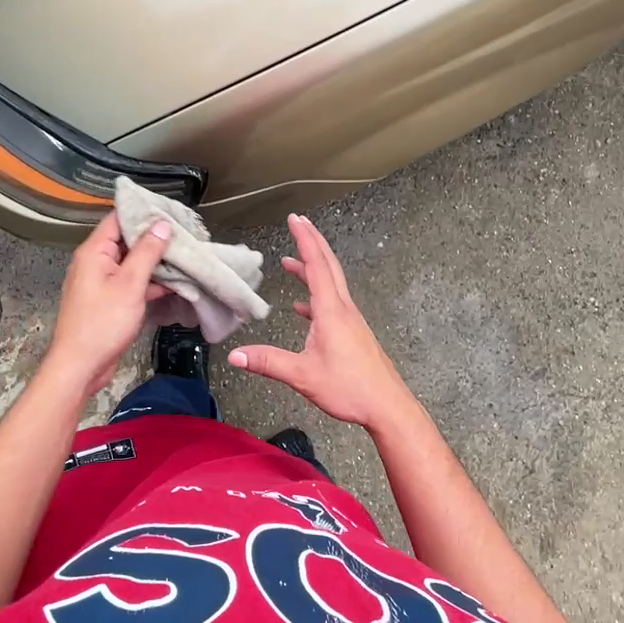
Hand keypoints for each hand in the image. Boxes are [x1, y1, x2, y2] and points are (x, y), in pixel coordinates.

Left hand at [44, 213, 173, 401]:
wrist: (80, 367)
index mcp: (94, 252)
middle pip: (126, 240)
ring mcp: (100, 282)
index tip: (169, 211)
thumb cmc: (102, 324)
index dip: (142, 212)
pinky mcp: (107, 300)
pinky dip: (148, 282)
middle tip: (182, 234)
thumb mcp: (130, 284)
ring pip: (130, 263)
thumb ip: (147, 252)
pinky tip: (173, 284)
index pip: (118, 218)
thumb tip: (162, 224)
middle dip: (153, 238)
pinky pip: (129, 282)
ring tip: (183, 256)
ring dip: (154, 262)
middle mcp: (94, 262)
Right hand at [228, 214, 416, 429]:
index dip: (305, 239)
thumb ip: (268, 362)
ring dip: (312, 269)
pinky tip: (303, 308)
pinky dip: (316, 296)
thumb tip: (236, 355)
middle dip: (312, 242)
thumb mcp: (302, 375)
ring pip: (331, 284)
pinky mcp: (353, 333)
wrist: (387, 406)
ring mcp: (350, 320)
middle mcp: (343, 309)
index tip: (295, 218)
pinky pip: (332, 303)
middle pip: (328, 265)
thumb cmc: (350, 388)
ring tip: (292, 263)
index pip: (317, 265)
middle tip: (299, 222)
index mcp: (331, 311)